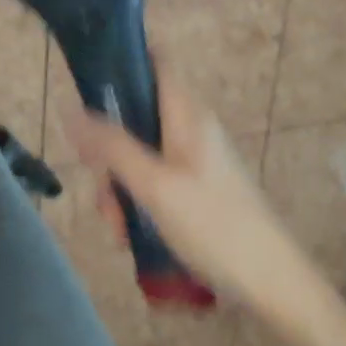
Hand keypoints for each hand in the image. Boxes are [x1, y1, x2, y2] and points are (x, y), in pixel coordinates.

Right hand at [67, 69, 286, 298]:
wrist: (275, 286)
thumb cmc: (215, 226)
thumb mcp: (154, 185)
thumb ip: (111, 146)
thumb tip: (70, 109)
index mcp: (187, 115)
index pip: (155, 61)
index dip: (122, 59)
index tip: (88, 80)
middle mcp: (189, 129)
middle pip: (134, 115)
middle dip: (107, 149)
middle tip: (99, 181)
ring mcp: (193, 162)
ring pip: (137, 154)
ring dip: (118, 186)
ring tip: (117, 226)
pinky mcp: (194, 191)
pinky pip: (152, 182)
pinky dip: (136, 203)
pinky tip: (131, 235)